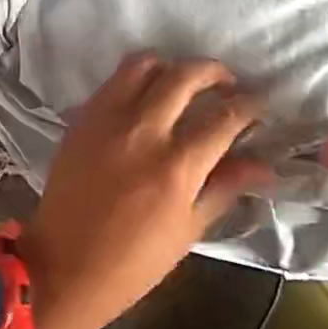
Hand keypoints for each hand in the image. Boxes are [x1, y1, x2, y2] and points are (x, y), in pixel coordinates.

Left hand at [19, 53, 273, 328]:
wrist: (64, 264)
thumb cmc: (133, 261)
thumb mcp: (188, 230)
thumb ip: (224, 187)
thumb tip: (263, 165)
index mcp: (176, 166)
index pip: (224, 118)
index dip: (249, 105)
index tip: (259, 102)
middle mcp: (143, 130)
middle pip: (186, 75)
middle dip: (215, 72)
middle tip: (227, 84)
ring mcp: (109, 117)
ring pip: (146, 64)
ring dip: (172, 66)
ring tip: (184, 82)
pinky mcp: (84, 115)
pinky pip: (115, 79)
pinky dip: (138, 76)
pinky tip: (147, 94)